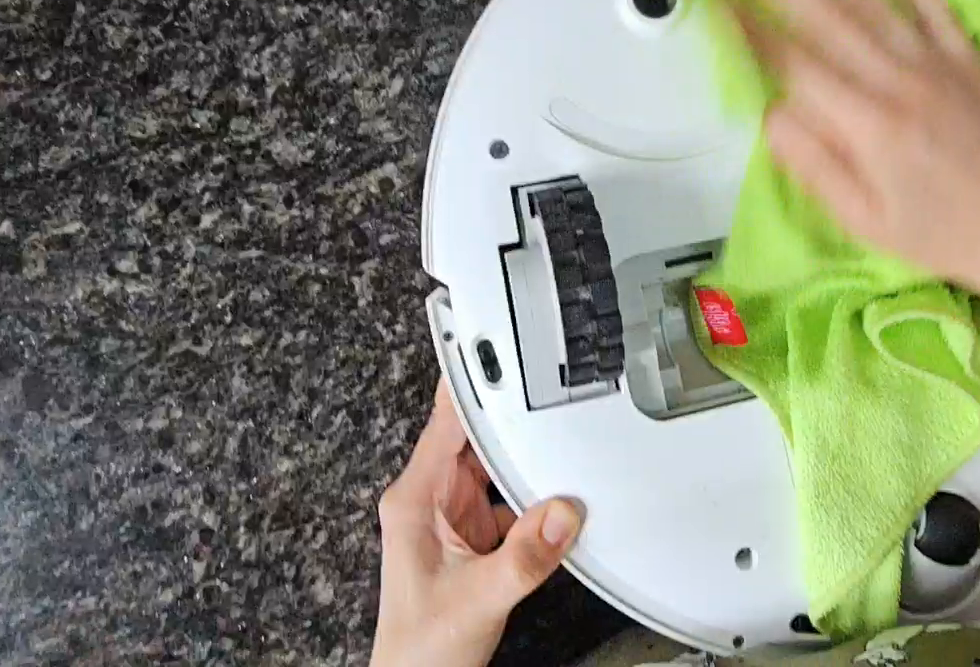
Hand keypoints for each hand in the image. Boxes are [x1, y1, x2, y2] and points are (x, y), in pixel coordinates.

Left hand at [370, 379, 582, 666]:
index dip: (467, 381)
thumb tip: (563, 512)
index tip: (489, 343)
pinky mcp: (472, 531)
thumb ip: (524, 558)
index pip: (444, 422)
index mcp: (415, 498)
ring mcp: (452, 513)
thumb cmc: (419, 651)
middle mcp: (431, 497)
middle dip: (507, 411)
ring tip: (555, 427)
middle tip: (543, 380)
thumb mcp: (476, 601)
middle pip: (472, 434)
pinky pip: (504, 491)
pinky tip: (552, 487)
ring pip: (491, 461)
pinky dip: (529, 488)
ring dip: (520, 451)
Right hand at [732, 0, 979, 303]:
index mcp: (865, 123)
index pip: (794, 64)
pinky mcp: (969, 64)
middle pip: (831, 20)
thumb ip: (814, 164)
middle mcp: (898, 81)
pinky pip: (941, 13)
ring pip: (880, 7)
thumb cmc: (938, 234)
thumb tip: (771, 115)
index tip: (723, 1)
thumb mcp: (862, 219)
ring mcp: (938, 66)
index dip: (753, 30)